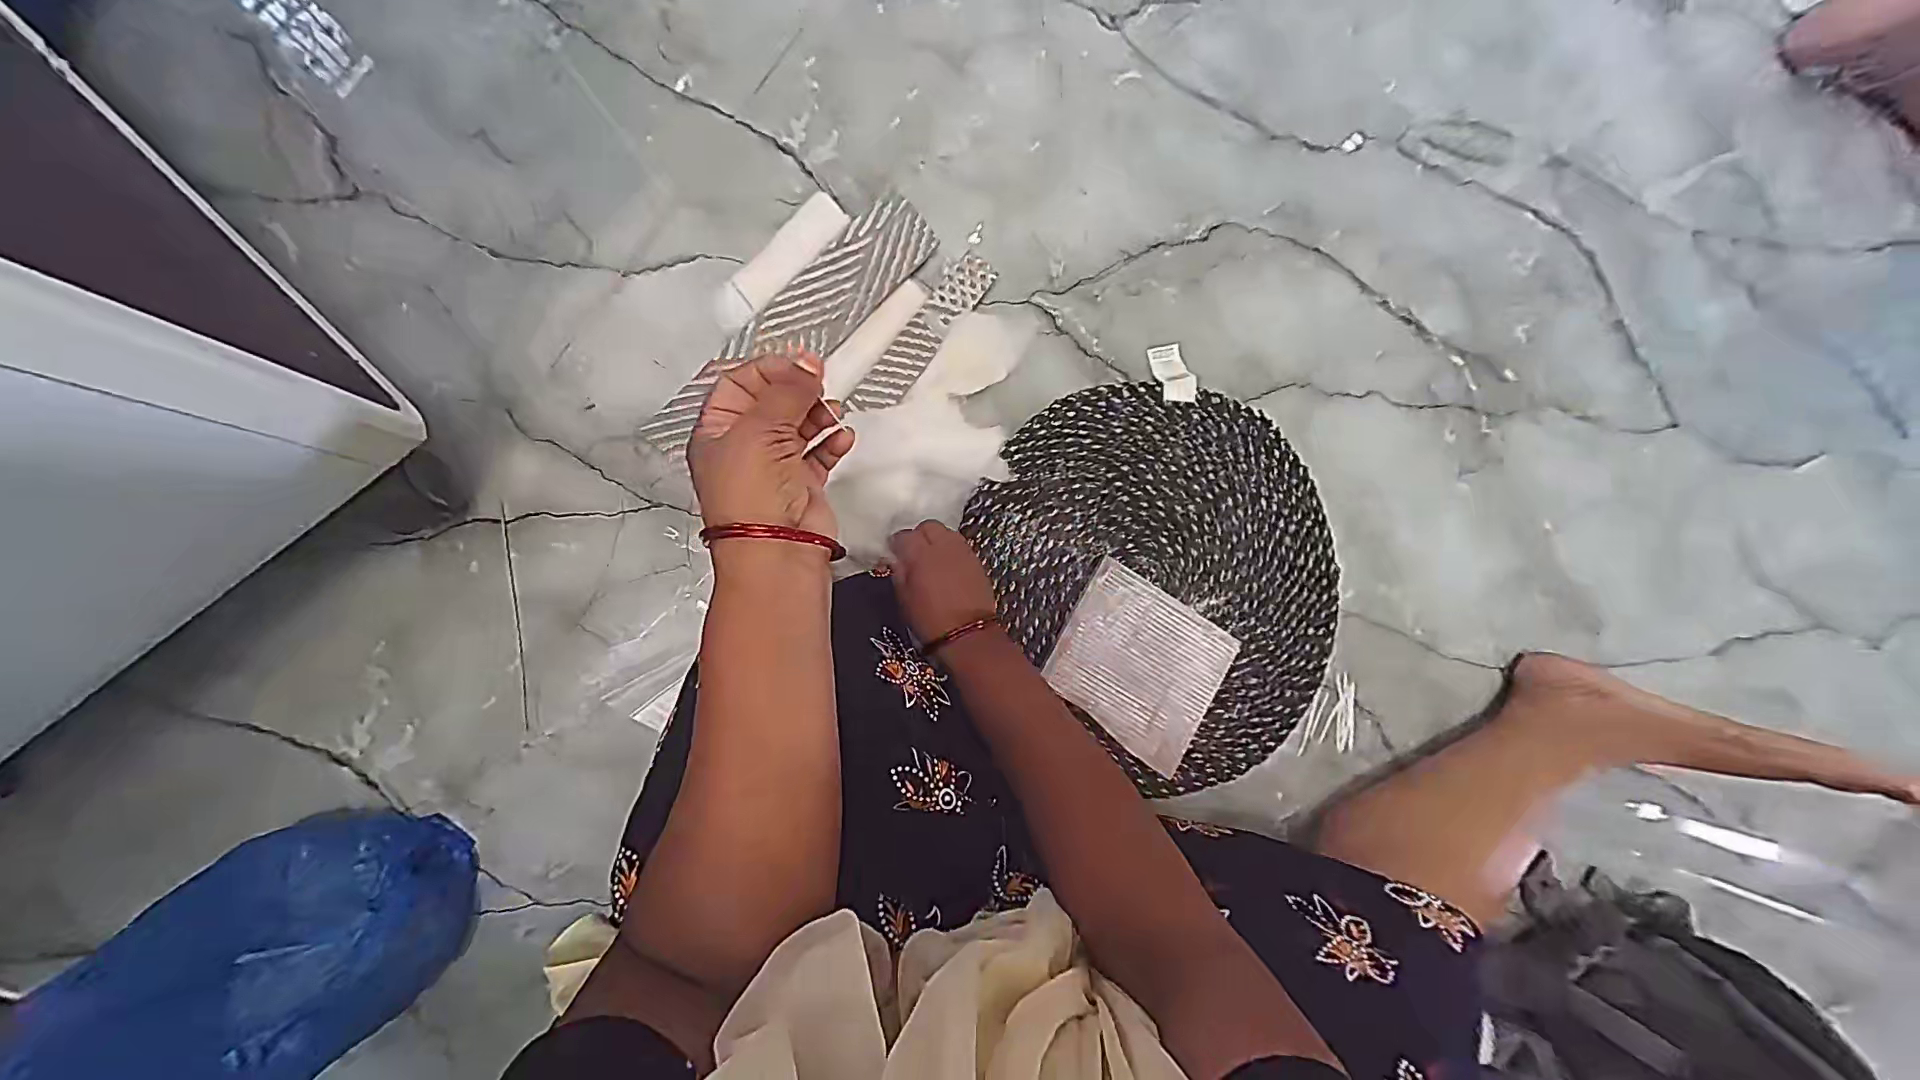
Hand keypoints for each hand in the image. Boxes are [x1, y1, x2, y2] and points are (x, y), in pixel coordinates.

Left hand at [688, 349, 854, 536]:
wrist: (777, 549)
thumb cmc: (749, 503)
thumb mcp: (760, 429)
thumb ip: (786, 392)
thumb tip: (804, 366)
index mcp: (718, 431)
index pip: (741, 383)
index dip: (769, 368)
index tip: (798, 362)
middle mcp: (745, 447)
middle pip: (774, 401)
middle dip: (798, 389)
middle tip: (818, 382)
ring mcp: (775, 465)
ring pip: (800, 424)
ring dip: (819, 413)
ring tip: (830, 411)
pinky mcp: (803, 482)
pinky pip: (821, 452)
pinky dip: (833, 441)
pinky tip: (840, 436)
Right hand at [886, 521, 999, 642]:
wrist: (967, 633)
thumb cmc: (929, 619)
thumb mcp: (904, 598)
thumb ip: (898, 572)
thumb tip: (895, 559)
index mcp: (920, 554)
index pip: (904, 536)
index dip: (897, 543)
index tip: (893, 553)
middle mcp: (943, 546)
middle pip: (928, 526)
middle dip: (919, 536)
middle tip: (913, 553)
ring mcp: (963, 551)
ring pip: (946, 532)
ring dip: (937, 540)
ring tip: (932, 558)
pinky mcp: (976, 560)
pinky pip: (960, 545)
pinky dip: (951, 550)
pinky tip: (947, 565)